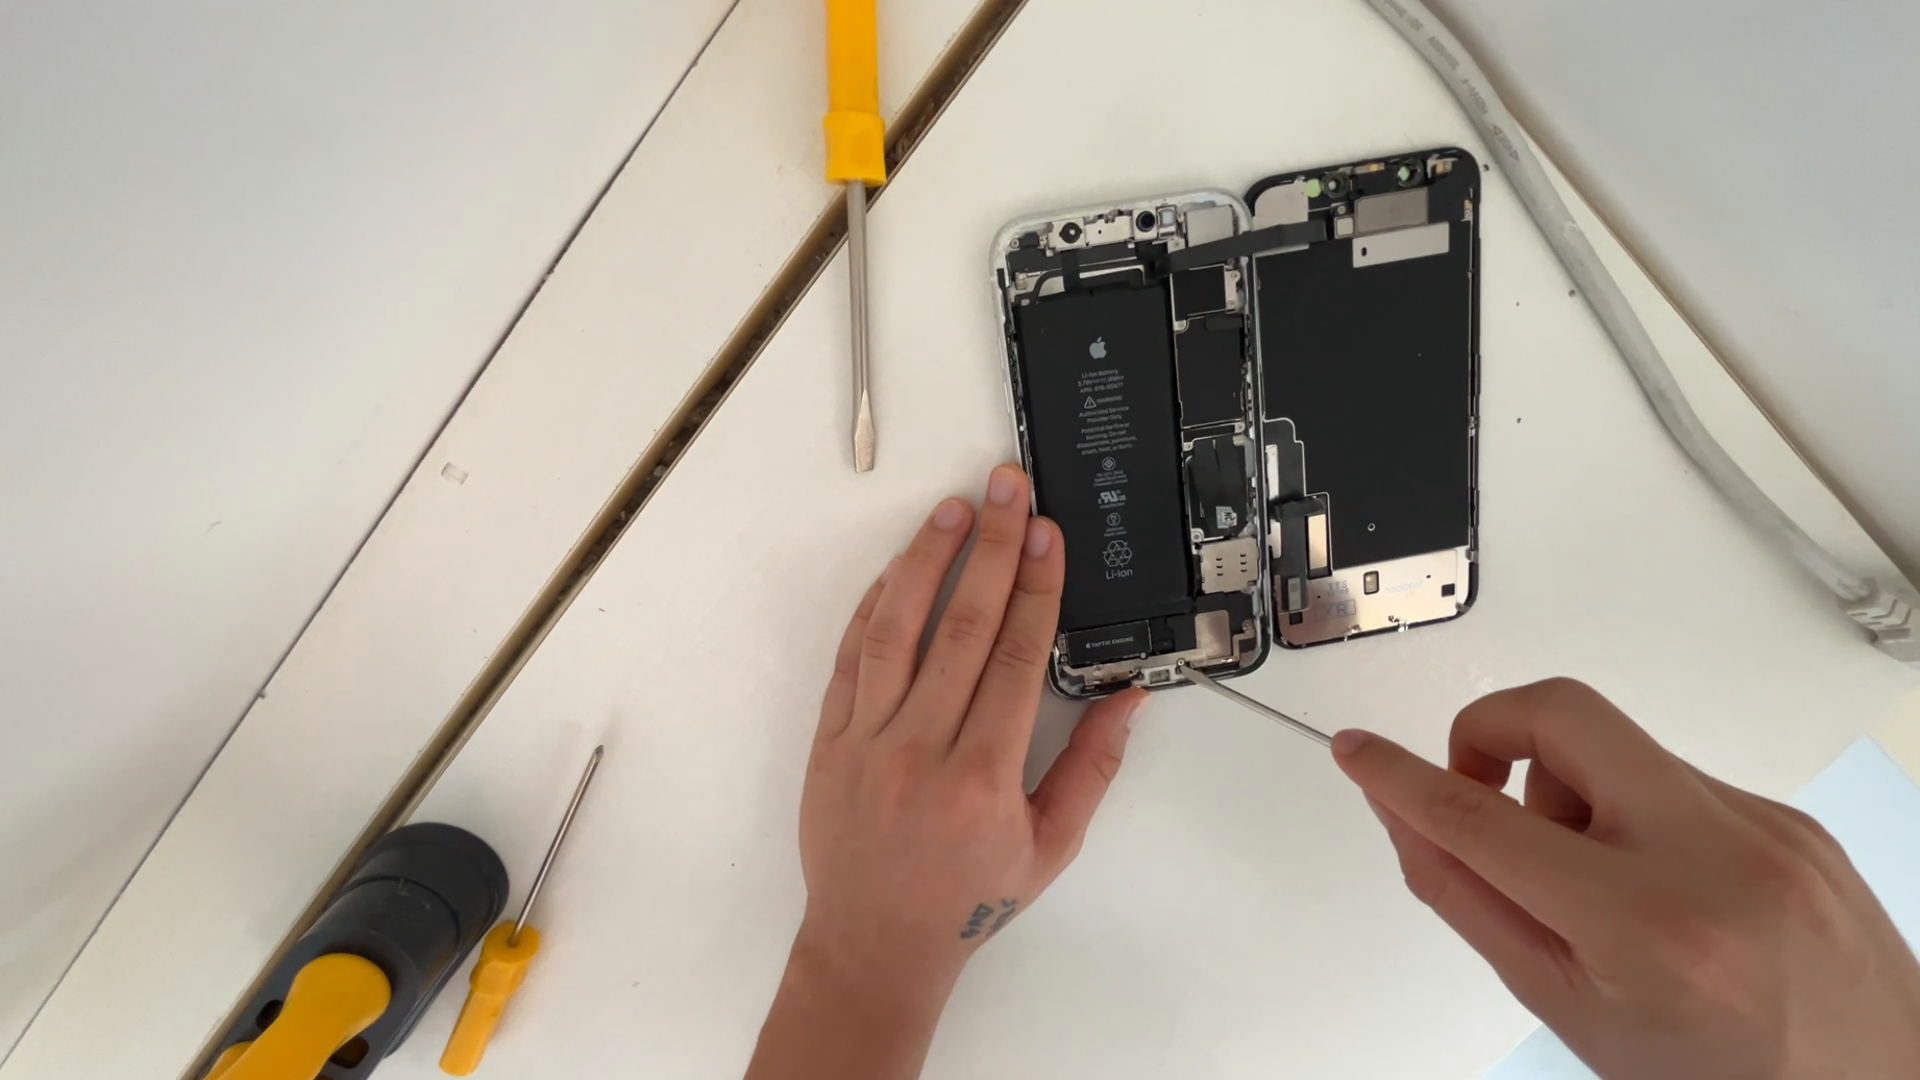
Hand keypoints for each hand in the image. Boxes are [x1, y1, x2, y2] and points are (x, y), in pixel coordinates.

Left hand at [746, 464, 1145, 1079]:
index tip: (1047, 533)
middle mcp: (920, 749)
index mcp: (983, 777)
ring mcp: (865, 739)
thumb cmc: (970, 899)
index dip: (1036, 587)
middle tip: (1005, 488)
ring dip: (926, 559)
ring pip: (895, 629)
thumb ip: (1092, 768)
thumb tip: (1128, 696)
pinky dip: (873, 605)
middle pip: (960, 626)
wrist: (873, 944)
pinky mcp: (828, 738)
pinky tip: (898, 568)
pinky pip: (849, 658)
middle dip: (990, 547)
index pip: (1015, 657)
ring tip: (952, 508)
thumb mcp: (1050, 847)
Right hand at [1333, 677, 1919, 1079]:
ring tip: (1590, 872)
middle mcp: (1719, 860)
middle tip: (1480, 785)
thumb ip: (1460, 892)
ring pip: (1607, 746)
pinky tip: (1650, 879)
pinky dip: (1621, 809)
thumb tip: (1400, 810)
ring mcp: (1769, 831)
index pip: (1478, 820)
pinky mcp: (1790, 819)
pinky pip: (1661, 773)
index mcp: (1647, 928)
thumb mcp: (1555, 999)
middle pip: (1560, 714)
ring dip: (1564, 791)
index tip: (1356, 750)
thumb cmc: (1709, 1077)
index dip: (1399, 776)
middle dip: (1489, 729)